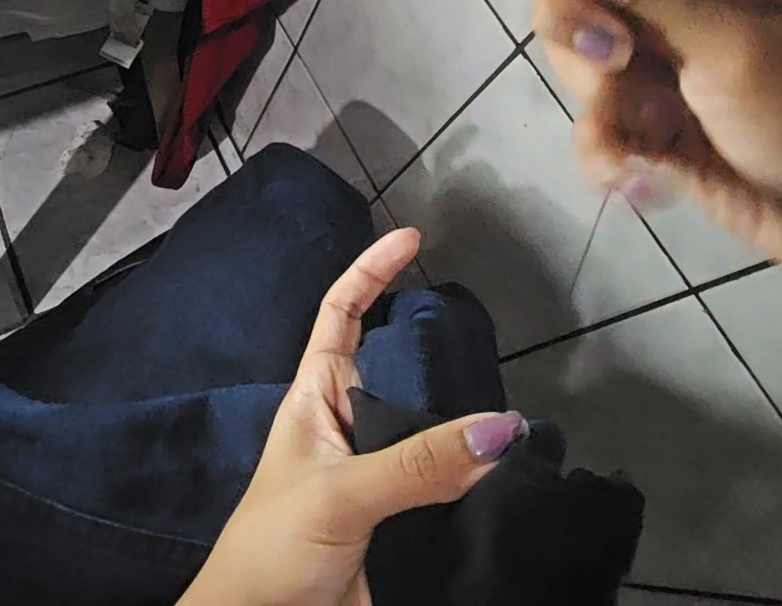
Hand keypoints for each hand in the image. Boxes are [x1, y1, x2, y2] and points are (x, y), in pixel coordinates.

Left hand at [178, 229, 526, 605]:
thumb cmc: (274, 545)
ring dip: (458, 404)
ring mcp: (373, 463)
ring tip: (508, 388)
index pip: (341, 310)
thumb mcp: (339, 492)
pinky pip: (440, 472)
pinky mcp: (397, 511)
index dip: (371, 269)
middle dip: (432, 338)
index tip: (411, 237)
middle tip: (484, 327)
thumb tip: (500, 426)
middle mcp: (346, 417)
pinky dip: (469, 460)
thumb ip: (415, 463)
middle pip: (394, 359)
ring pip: (423, 415)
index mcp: (315, 392)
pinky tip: (505, 456)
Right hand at [515, 0, 781, 282]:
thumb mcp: (736, 46)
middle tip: (618, 61)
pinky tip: (636, 179)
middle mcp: (683, 8)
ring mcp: (667, 70)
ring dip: (603, 101)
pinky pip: (596, 125)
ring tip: (654, 132)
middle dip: (581, 28)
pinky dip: (606, 151)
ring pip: (579, 63)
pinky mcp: (657, 128)